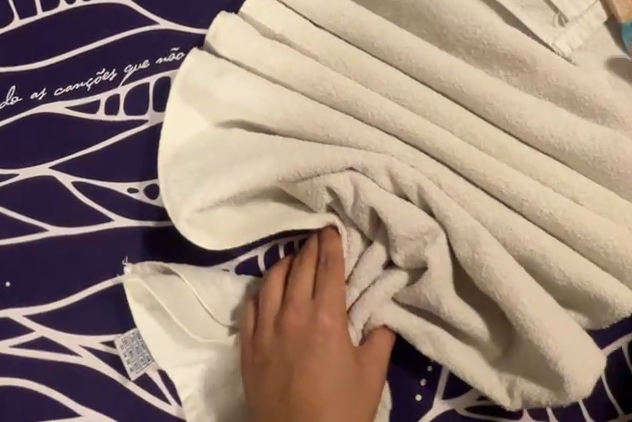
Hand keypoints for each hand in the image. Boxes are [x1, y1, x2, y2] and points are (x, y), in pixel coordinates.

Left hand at [241, 226, 395, 421]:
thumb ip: (379, 337)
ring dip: (286, 263)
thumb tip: (384, 312)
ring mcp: (266, 329)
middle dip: (311, 246)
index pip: (328, 265)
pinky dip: (261, 289)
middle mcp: (293, 313)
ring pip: (272, 278)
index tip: (333, 227)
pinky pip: (250, 304)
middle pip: (300, 265)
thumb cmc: (341, 413)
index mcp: (326, 317)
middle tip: (319, 237)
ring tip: (296, 260)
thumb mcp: (371, 377)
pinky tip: (269, 290)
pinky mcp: (248, 346)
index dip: (331, 242)